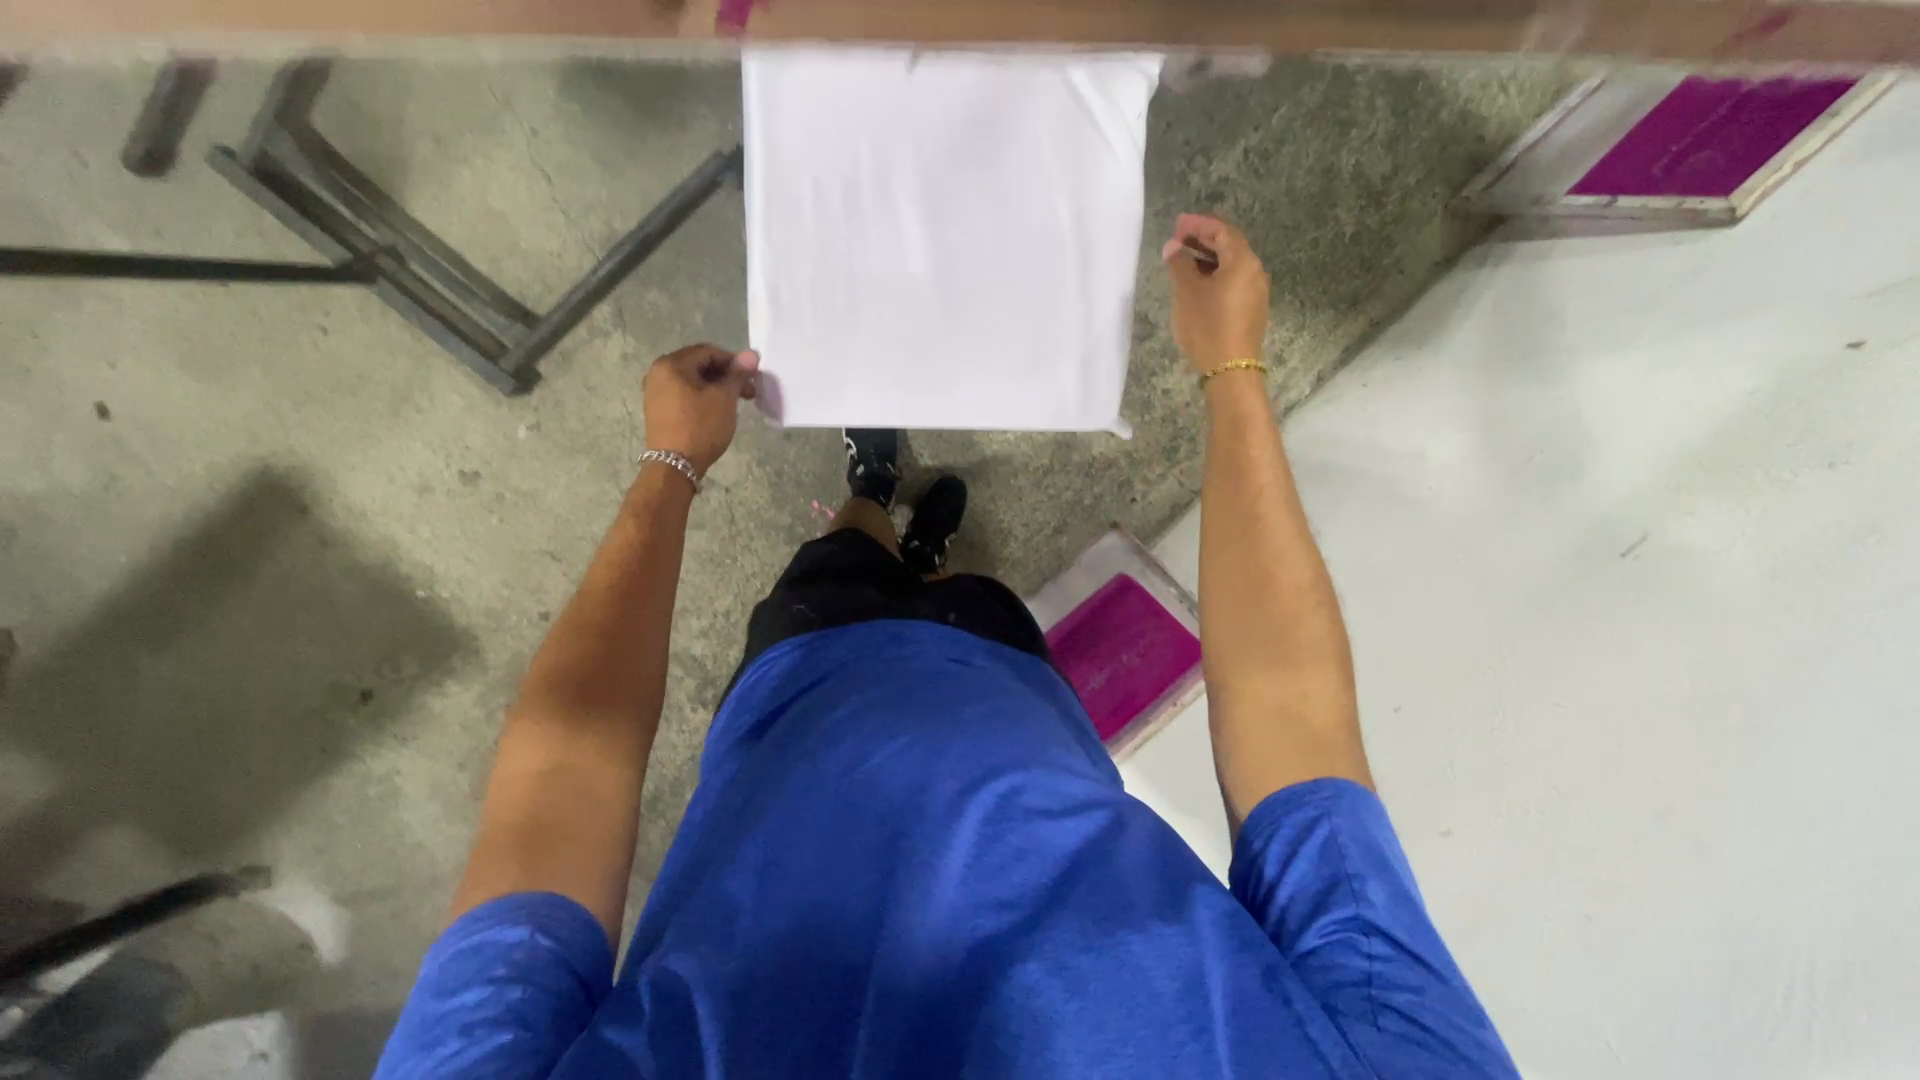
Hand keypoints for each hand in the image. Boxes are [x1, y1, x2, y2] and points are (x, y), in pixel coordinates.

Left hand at [642, 343, 758, 474]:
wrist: (674, 465)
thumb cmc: (701, 426)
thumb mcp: (724, 398)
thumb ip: (737, 374)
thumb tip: (751, 354)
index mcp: (671, 364)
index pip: (708, 351)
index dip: (733, 361)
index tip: (752, 376)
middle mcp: (658, 372)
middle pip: (698, 364)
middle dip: (725, 375)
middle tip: (747, 391)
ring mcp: (654, 391)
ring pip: (691, 380)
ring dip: (715, 386)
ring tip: (735, 402)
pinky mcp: (657, 408)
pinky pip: (683, 393)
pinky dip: (701, 396)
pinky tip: (716, 409)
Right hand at [1161, 213, 1269, 375]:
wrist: (1230, 369)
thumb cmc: (1207, 325)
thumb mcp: (1186, 292)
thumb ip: (1179, 264)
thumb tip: (1174, 247)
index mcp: (1243, 261)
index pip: (1222, 231)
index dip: (1199, 224)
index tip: (1177, 223)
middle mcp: (1255, 272)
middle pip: (1230, 246)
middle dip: (1203, 240)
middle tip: (1178, 239)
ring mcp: (1256, 292)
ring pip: (1231, 266)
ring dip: (1207, 259)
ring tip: (1183, 262)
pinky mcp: (1252, 310)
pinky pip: (1233, 282)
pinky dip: (1215, 276)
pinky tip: (1197, 284)